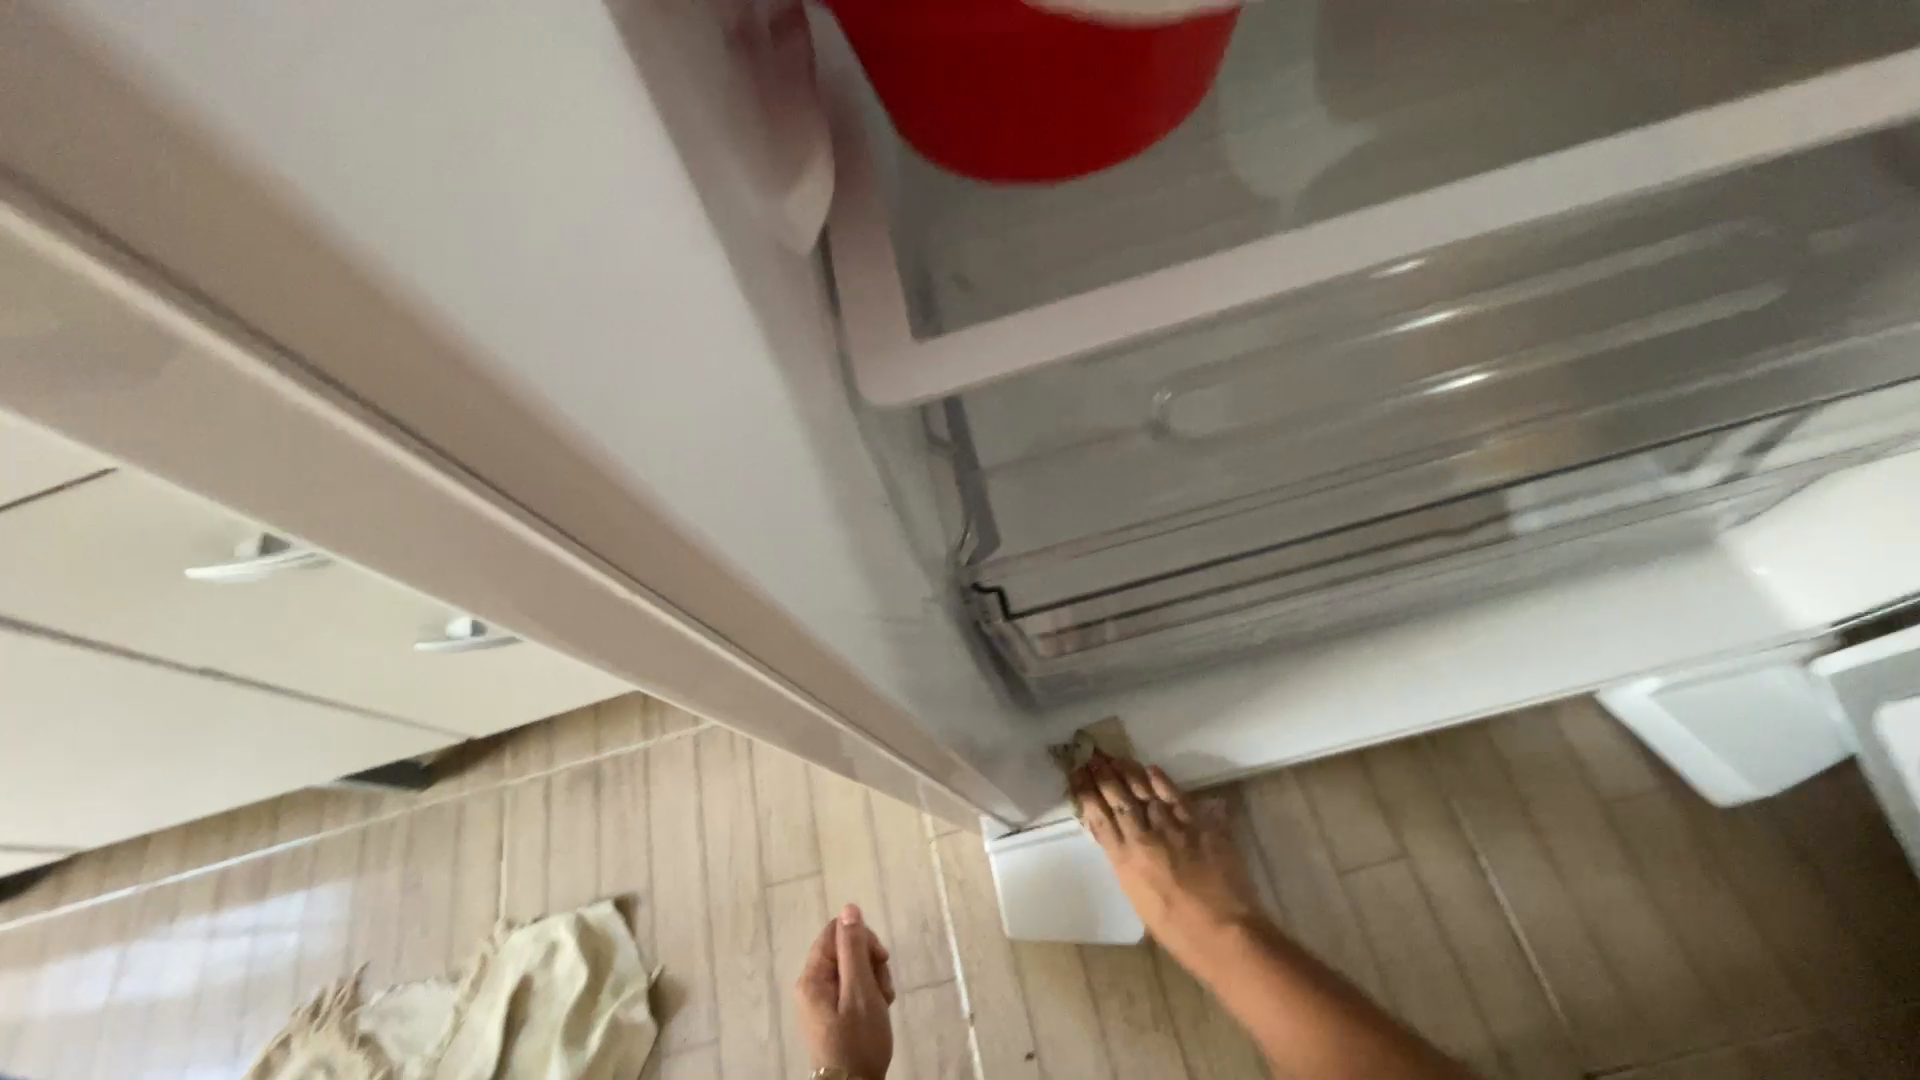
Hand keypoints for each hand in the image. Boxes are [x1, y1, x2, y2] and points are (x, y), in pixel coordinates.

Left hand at [795, 903, 895, 1079]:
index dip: (862, 938)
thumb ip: (854, 948)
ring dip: (874, 979)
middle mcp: (812, 984)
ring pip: (853, 968)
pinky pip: (852, 987)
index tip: (880, 959)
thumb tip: (849, 907)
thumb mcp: (860, 990)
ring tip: (883, 1002)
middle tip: (883, 987)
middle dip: (871, 962)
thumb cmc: (858, 1040)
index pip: (836, 930)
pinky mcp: (832, 1012)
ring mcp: (822, 999)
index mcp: (812, 976)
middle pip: (846, 948)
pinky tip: (878, 1009)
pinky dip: (869, 993)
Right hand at [1072, 753, 1264, 962]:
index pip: (1098, 818)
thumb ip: (1127, 863)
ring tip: (1115, 757)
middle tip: (1092, 755)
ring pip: (1144, 792)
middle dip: (1102, 774)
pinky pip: (1176, 796)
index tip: (1077, 773)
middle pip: (1117, 798)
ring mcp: (1171, 829)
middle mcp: (1142, 839)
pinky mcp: (1199, 825)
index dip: (1086, 792)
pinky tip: (1151, 769)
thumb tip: (1120, 840)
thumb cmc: (1177, 930)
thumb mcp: (1137, 896)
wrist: (1222, 935)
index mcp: (1124, 861)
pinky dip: (1162, 781)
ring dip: (1128, 772)